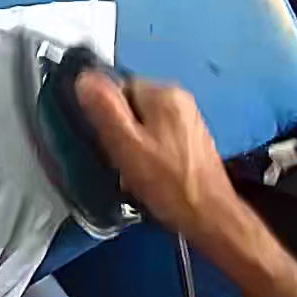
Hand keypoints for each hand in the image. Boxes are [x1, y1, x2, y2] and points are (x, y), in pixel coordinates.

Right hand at [74, 72, 237, 239]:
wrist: (211, 219)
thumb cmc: (167, 182)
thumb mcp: (126, 144)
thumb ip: (104, 108)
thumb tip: (84, 77)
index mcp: (164, 92)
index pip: (119, 88)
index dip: (109, 115)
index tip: (112, 141)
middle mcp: (180, 98)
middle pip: (132, 105)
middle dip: (123, 131)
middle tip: (124, 159)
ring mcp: (190, 119)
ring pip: (145, 123)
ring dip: (136, 144)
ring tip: (138, 171)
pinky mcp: (194, 139)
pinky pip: (160, 136)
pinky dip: (152, 152)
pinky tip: (153, 174)